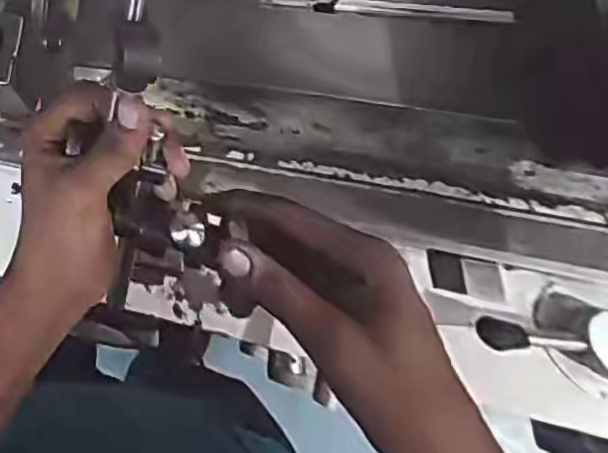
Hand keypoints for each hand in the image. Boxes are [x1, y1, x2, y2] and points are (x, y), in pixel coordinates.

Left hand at [7, 84, 189, 317]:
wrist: (59, 292)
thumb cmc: (57, 241)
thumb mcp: (84, 190)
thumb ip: (111, 150)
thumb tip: (135, 109)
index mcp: (47, 135)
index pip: (83, 97)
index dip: (114, 102)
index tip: (144, 118)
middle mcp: (67, 141)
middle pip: (110, 114)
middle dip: (143, 126)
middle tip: (168, 140)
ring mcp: (88, 162)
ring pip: (127, 136)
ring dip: (154, 147)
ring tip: (175, 166)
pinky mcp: (108, 183)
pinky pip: (135, 162)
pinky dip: (154, 169)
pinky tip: (167, 184)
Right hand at [214, 192, 497, 452]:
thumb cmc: (401, 399)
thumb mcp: (334, 342)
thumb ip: (280, 290)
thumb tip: (230, 249)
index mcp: (367, 256)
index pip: (292, 215)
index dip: (246, 207)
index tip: (208, 208)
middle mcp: (361, 260)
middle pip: (289, 233)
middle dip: (246, 239)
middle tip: (206, 249)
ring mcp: (355, 284)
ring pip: (290, 259)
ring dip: (254, 266)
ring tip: (221, 280)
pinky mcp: (348, 309)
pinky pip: (298, 283)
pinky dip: (269, 287)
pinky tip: (245, 299)